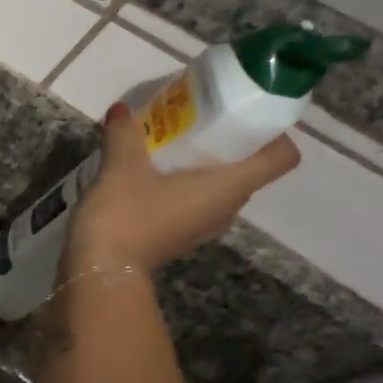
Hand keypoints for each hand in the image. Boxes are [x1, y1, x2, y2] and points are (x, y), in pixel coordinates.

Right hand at [69, 103, 299, 273]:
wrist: (100, 273)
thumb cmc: (124, 218)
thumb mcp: (120, 170)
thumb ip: (124, 137)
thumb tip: (121, 109)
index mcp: (230, 187)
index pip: (282, 158)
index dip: (273, 136)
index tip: (241, 121)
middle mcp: (228, 207)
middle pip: (246, 172)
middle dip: (225, 149)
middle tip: (193, 130)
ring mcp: (203, 227)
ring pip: (217, 190)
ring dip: (199, 172)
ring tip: (164, 157)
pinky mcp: (178, 238)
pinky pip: (192, 207)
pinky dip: (179, 192)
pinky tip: (146, 185)